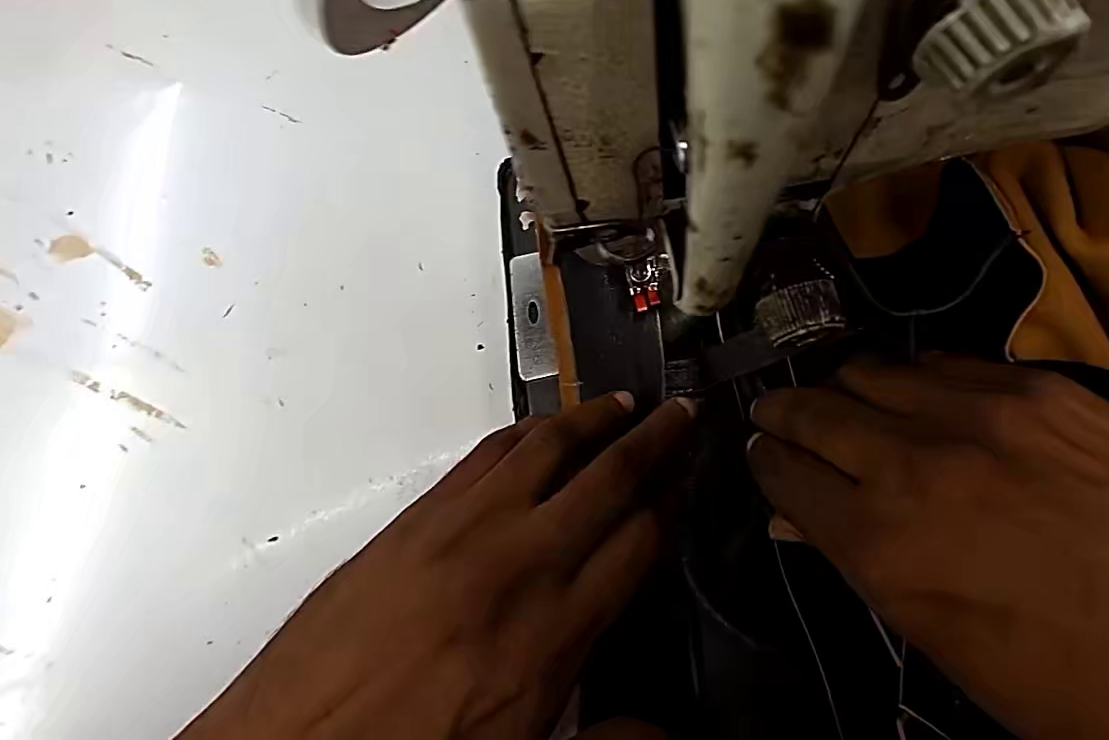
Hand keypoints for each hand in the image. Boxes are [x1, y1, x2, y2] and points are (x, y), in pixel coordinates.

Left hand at [181, 392, 696, 739]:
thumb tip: (661, 733)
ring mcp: (469, 528)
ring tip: (623, 402)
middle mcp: (522, 564)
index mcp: (554, 634)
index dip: (672, 506)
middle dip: (656, 439)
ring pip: (552, 447)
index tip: (686, 483)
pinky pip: (489, 452)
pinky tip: (543, 426)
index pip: (639, 543)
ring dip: (595, 419)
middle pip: (611, 479)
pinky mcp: (421, 515)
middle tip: (681, 412)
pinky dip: (527, 430)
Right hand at [746, 357, 1108, 739]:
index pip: (786, 476)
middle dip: (783, 413)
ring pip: (870, 371)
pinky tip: (916, 391)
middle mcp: (917, 459)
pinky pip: (941, 362)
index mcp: (888, 543)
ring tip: (837, 397)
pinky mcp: (1039, 384)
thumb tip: (806, 521)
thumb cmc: (1106, 700)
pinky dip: (912, 377)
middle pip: (815, 410)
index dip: (764, 463)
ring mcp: (982, 409)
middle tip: (772, 415)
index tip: (758, 456)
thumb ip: (874, 572)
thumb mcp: (966, 660)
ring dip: (843, 387)